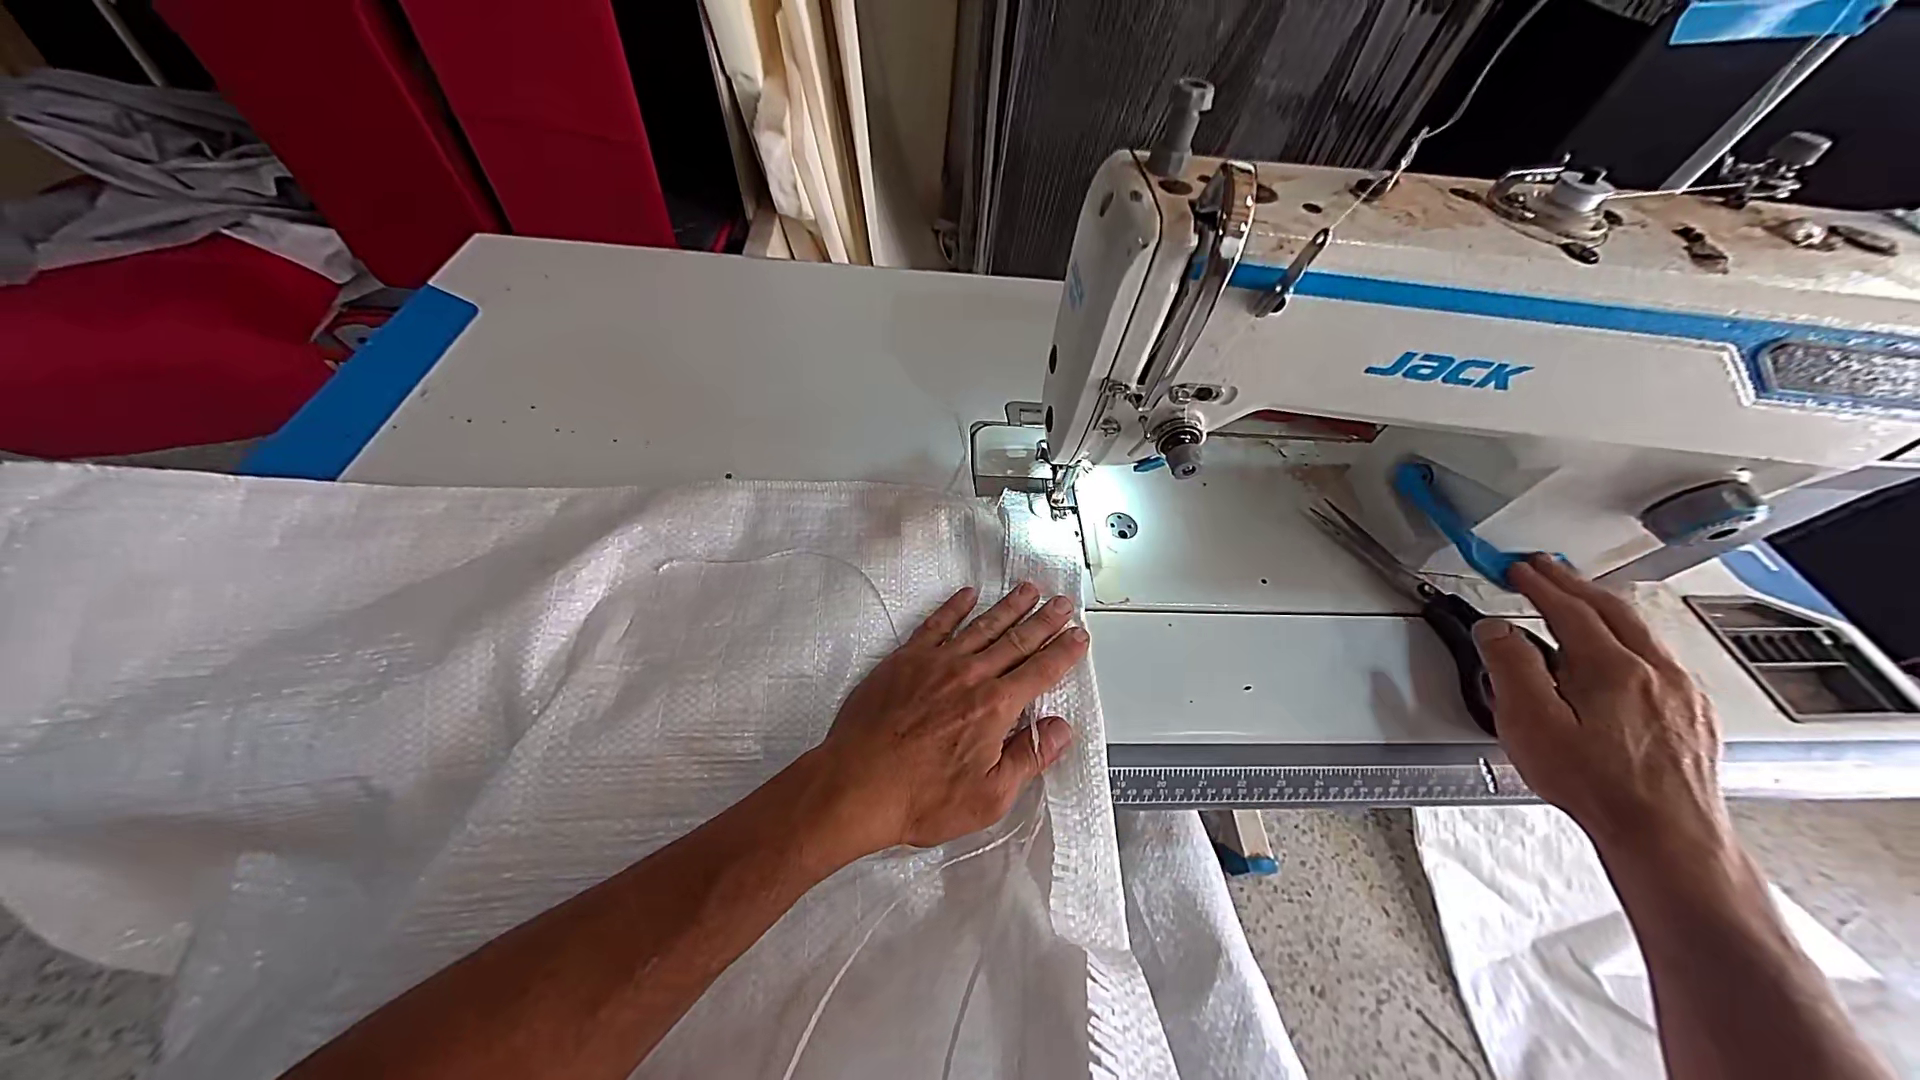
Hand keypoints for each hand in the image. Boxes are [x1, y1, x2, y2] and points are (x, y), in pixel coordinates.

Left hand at [804, 582, 1087, 855]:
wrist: (856, 785)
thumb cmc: (918, 797)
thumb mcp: (988, 796)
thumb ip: (1028, 758)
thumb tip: (1060, 731)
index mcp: (993, 708)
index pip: (1040, 671)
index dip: (1063, 653)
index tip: (1078, 637)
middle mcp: (969, 676)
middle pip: (1017, 640)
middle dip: (1044, 620)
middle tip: (1062, 604)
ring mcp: (936, 663)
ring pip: (983, 626)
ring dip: (1009, 607)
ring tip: (1028, 590)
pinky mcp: (906, 660)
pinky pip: (936, 624)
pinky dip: (953, 608)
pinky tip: (967, 595)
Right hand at [1472, 555, 1731, 862]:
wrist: (1664, 835)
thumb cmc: (1596, 784)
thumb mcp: (1529, 722)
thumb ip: (1509, 666)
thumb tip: (1496, 629)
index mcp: (1611, 669)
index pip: (1569, 609)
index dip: (1538, 584)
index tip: (1517, 569)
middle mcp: (1654, 672)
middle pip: (1611, 609)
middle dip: (1571, 583)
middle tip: (1544, 569)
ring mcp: (1679, 692)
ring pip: (1639, 629)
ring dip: (1600, 605)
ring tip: (1575, 596)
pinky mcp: (1690, 712)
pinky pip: (1657, 654)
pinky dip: (1627, 633)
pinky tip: (1615, 644)